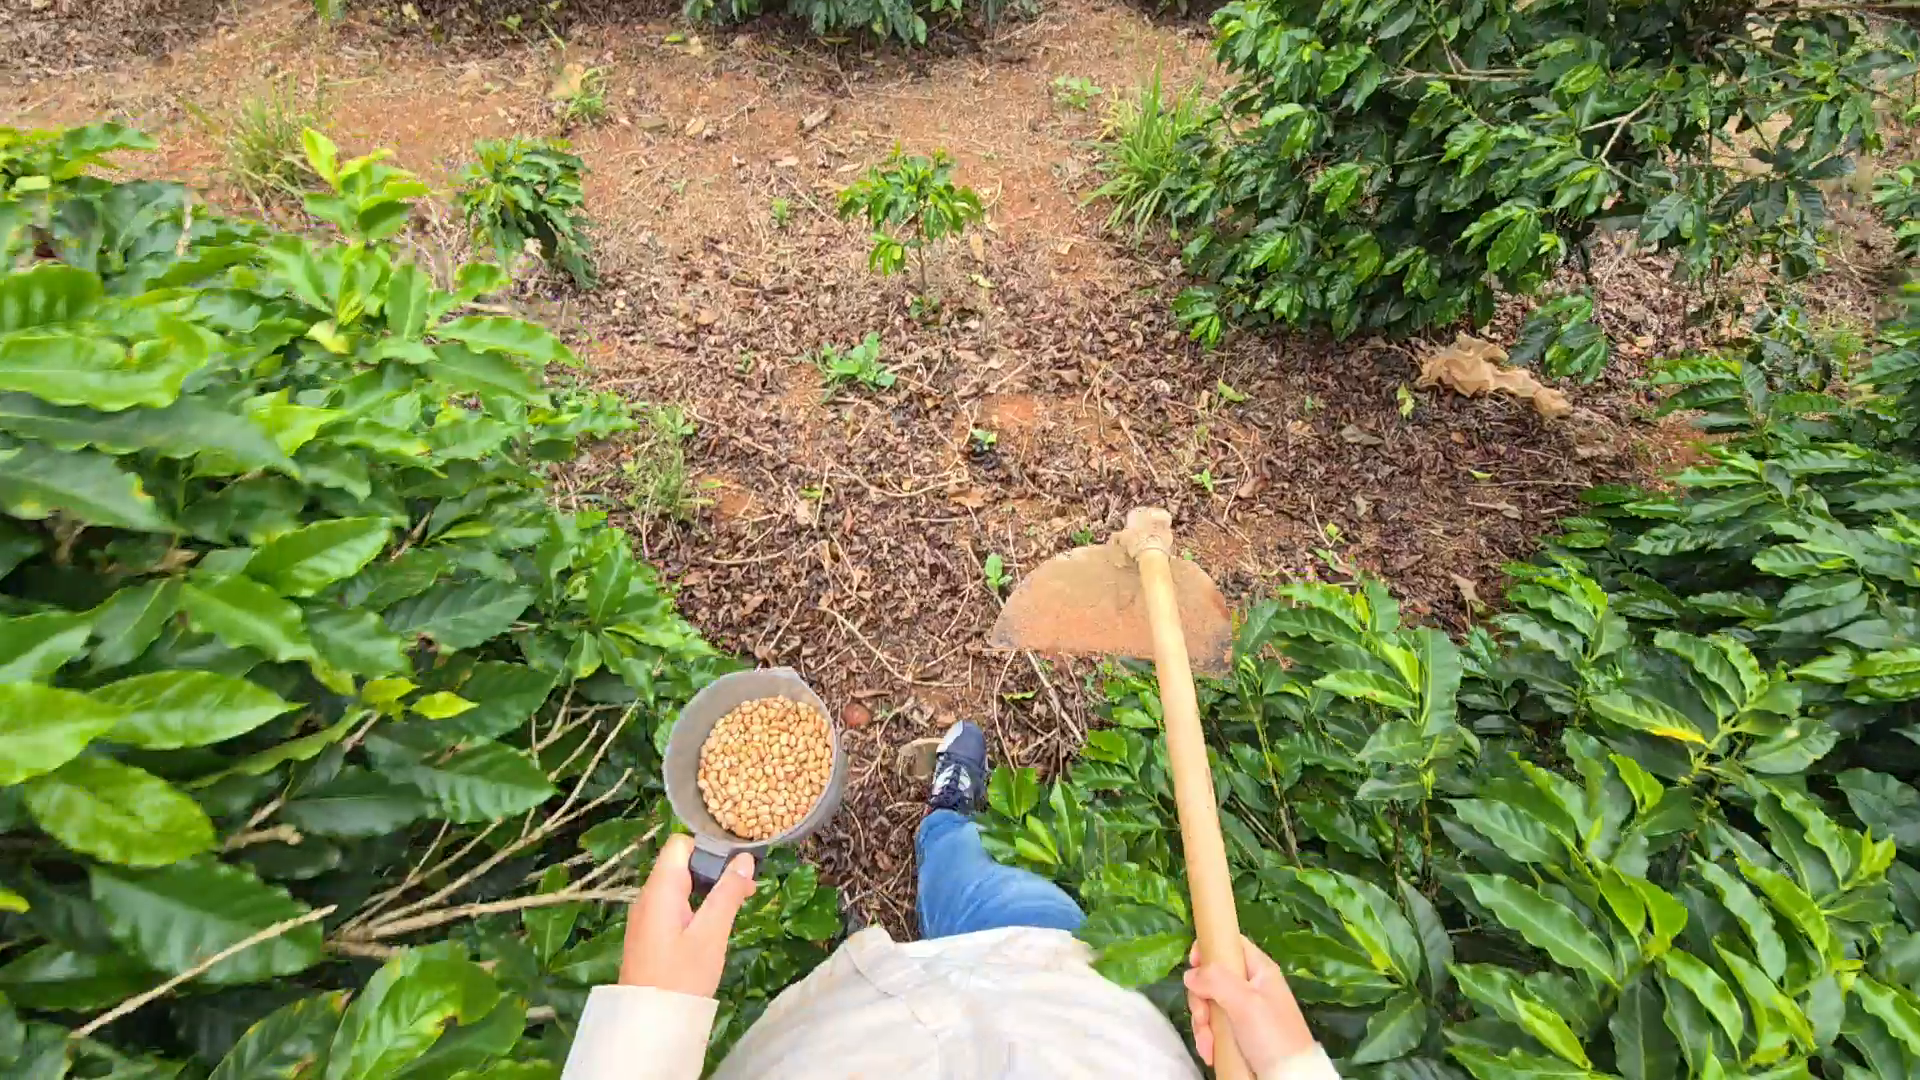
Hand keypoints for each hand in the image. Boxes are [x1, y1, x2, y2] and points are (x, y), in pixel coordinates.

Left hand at [618, 834, 756, 997]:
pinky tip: (716, 921)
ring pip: (681, 885)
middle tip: (745, 885)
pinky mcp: (650, 934)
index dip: (708, 846)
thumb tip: (745, 858)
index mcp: (660, 889)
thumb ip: (728, 893)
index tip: (736, 862)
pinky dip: (698, 904)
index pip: (680, 844)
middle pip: (682, 863)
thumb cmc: (680, 977)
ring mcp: (647, 916)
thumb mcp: (711, 933)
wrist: (648, 1028)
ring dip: (709, 887)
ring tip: (738, 900)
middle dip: (715, 867)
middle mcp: (648, 897)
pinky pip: (675, 905)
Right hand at [1183, 936, 1315, 1071]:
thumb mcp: (1245, 1002)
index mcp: (1258, 969)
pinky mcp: (1239, 1034)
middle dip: (1200, 998)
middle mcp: (1250, 987)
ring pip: (1210, 1003)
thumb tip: (1190, 974)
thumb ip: (1215, 979)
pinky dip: (1208, 1038)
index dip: (1208, 948)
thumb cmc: (1272, 1036)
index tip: (1193, 965)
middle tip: (1202, 1017)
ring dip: (1202, 1023)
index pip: (1229, 942)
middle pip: (1212, 976)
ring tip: (1207, 1044)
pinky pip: (1214, 1026)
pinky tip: (1210, 1052)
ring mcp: (1244, 1011)